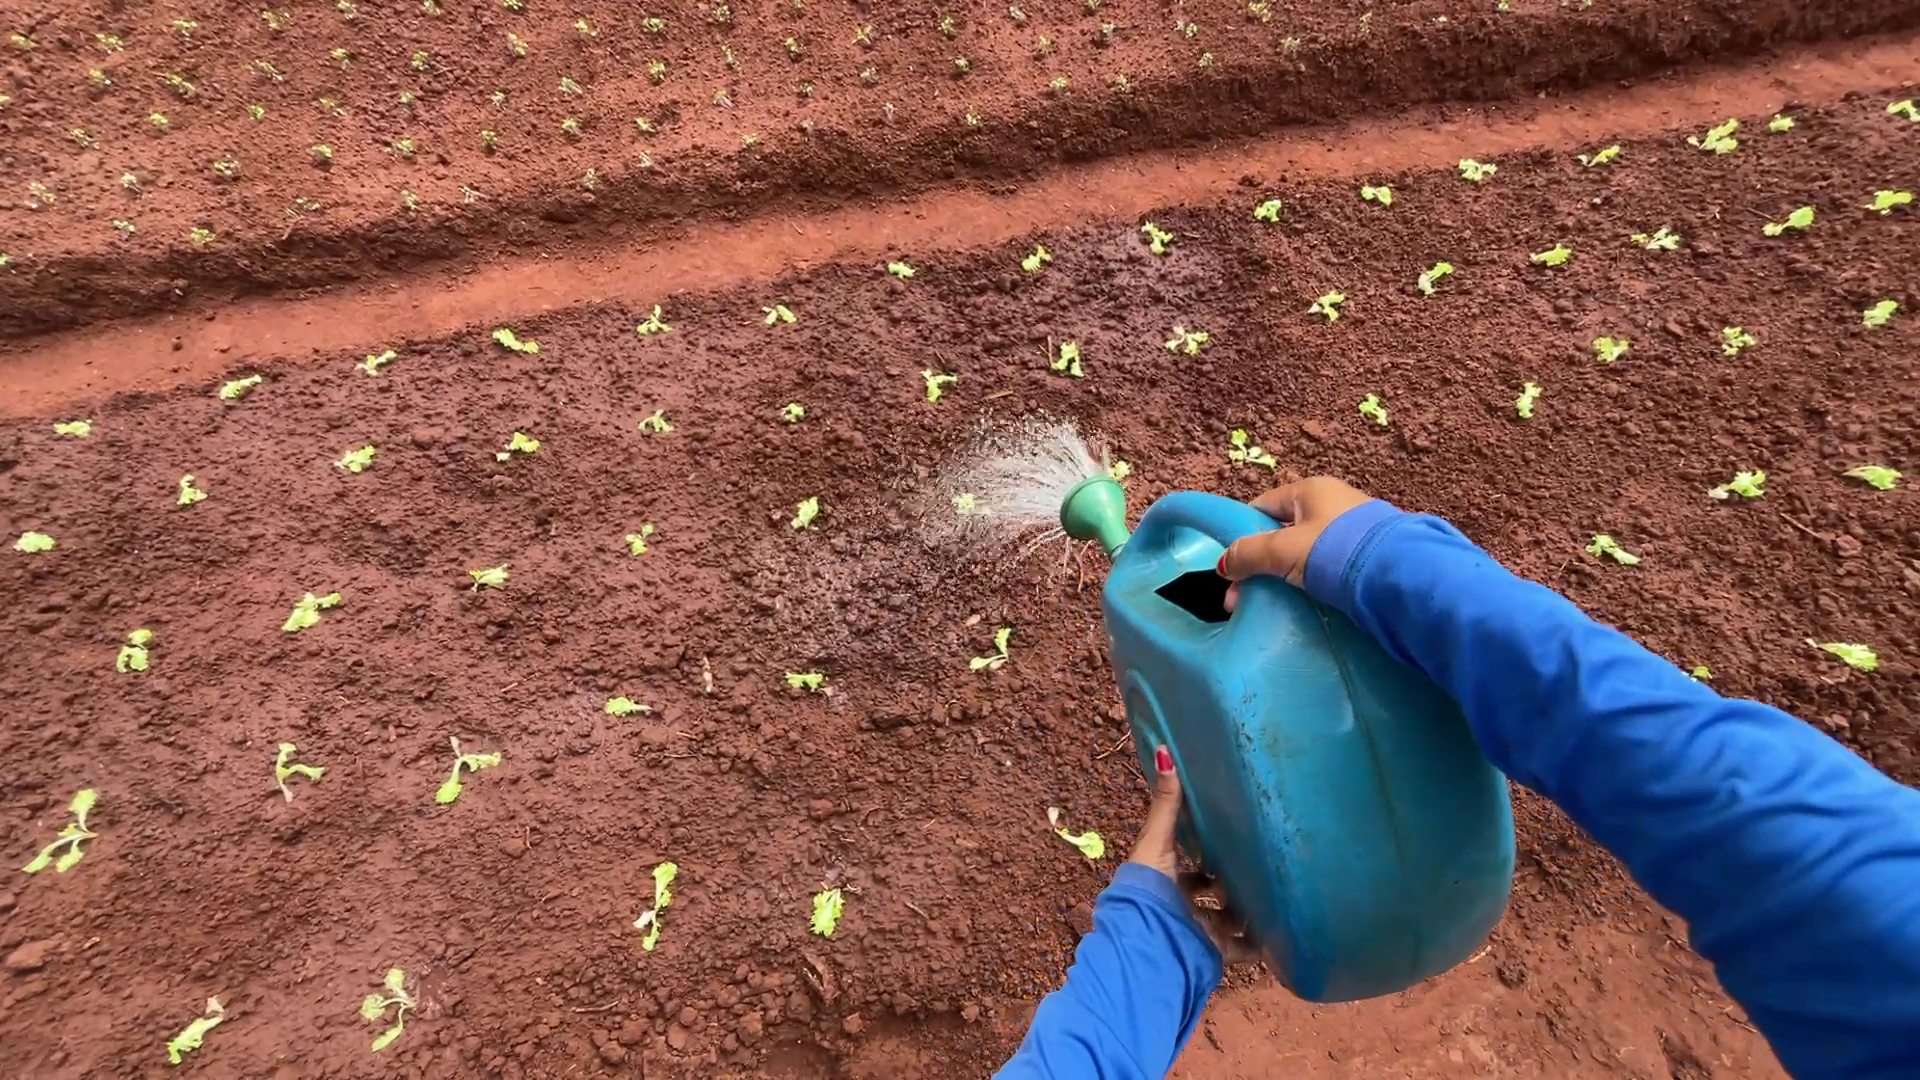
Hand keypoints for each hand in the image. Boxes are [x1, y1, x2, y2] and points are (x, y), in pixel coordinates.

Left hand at [1128, 745, 1261, 963]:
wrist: (1152, 941)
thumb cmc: (1150, 886)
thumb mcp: (1158, 839)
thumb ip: (1166, 802)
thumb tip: (1164, 750)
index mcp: (1162, 874)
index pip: (1187, 857)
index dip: (1203, 847)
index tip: (1228, 831)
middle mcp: (1179, 901)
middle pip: (1209, 887)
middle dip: (1229, 877)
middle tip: (1257, 861)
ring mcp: (1197, 927)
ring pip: (1227, 917)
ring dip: (1246, 908)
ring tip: (1274, 890)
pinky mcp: (1214, 951)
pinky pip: (1242, 948)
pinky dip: (1259, 943)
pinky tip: (1280, 930)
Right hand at [1217, 477, 1373, 610]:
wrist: (1403, 576)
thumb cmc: (1336, 552)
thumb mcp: (1282, 550)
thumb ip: (1247, 554)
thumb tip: (1223, 564)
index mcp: (1309, 490)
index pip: (1261, 507)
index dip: (1240, 534)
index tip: (1230, 565)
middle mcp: (1331, 503)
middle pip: (1280, 533)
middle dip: (1257, 564)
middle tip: (1241, 596)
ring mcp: (1351, 530)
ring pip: (1301, 552)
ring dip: (1279, 576)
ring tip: (1267, 603)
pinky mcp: (1366, 555)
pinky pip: (1324, 566)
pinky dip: (1307, 581)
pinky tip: (1299, 601)